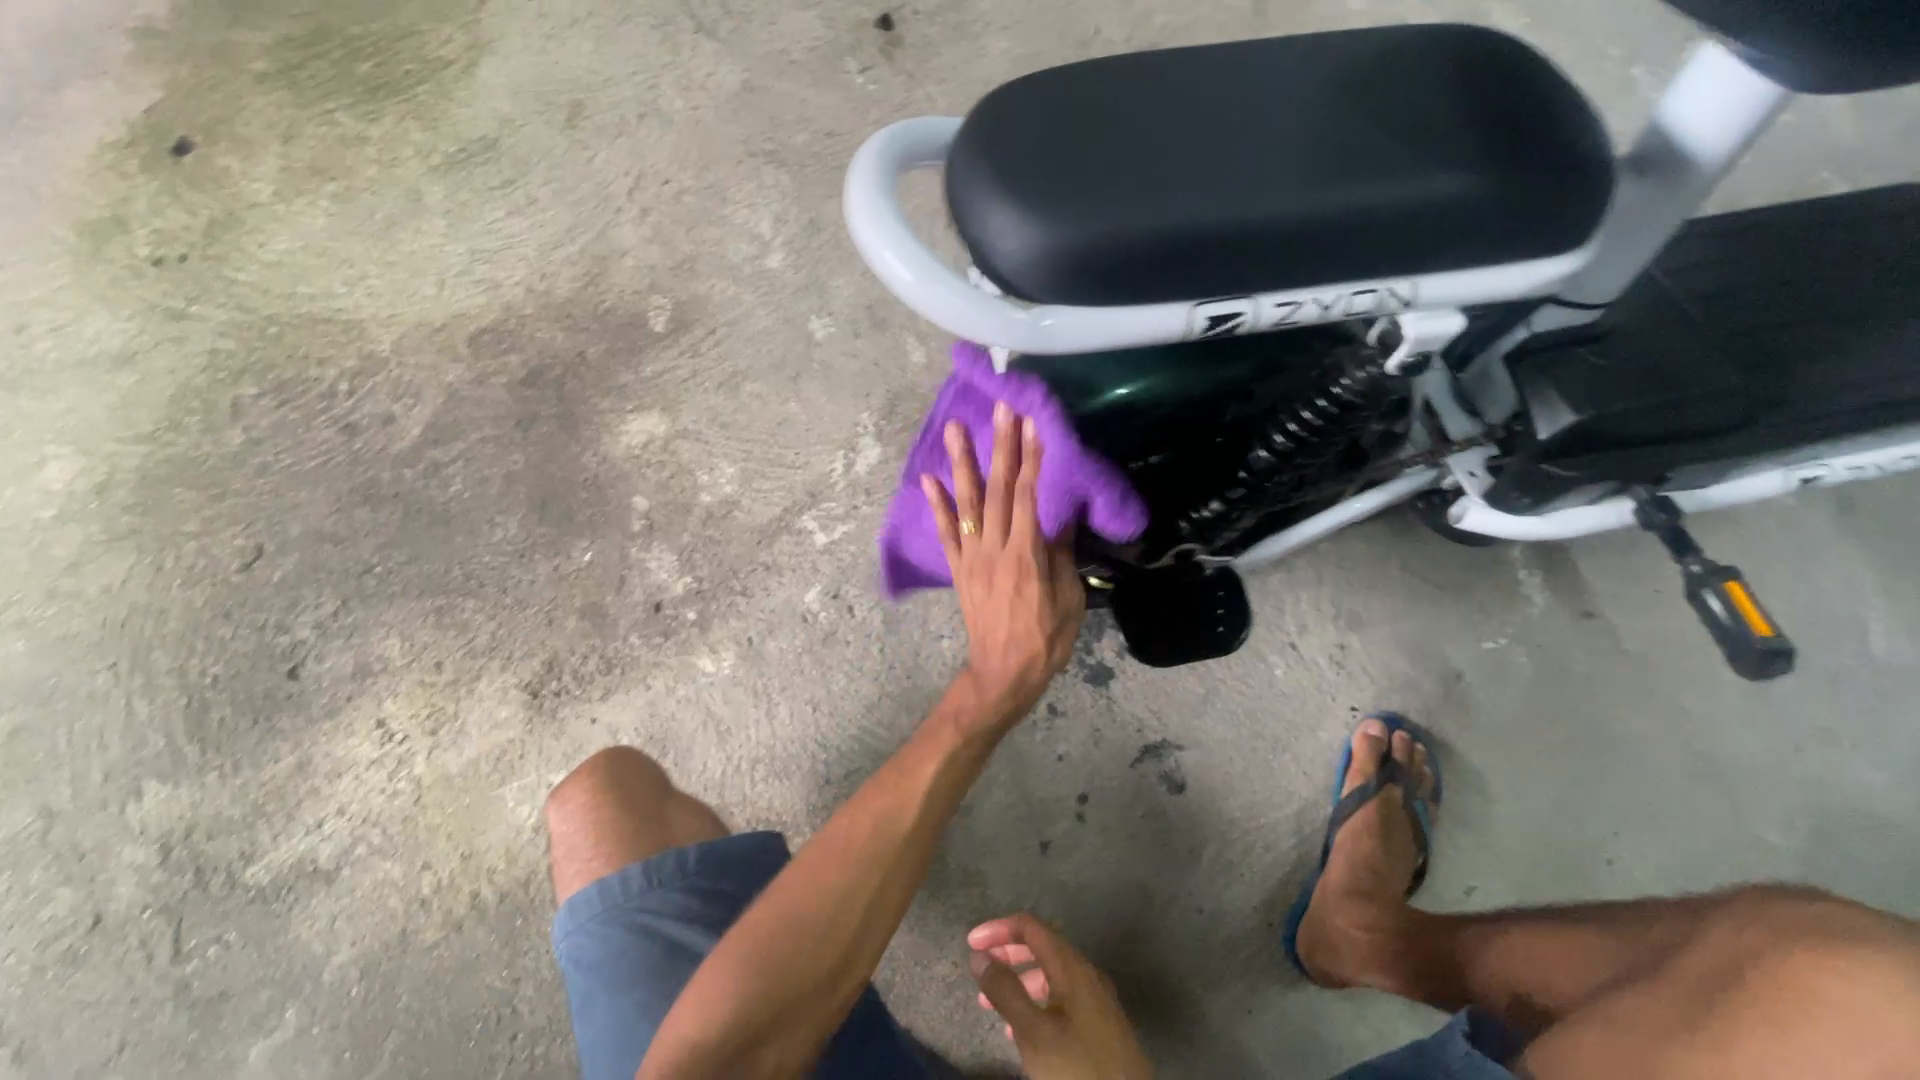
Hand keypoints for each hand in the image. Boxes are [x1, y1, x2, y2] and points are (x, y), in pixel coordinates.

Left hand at [921, 402, 1085, 720]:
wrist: (1003, 674)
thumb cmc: (1045, 640)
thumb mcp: (1069, 599)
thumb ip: (1062, 554)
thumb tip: (1063, 515)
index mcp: (1027, 554)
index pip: (1029, 496)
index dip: (1031, 458)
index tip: (1032, 424)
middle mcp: (995, 548)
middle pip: (999, 490)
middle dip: (1002, 446)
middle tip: (1001, 408)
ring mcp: (972, 558)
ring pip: (967, 503)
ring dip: (964, 464)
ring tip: (957, 429)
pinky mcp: (959, 570)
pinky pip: (946, 534)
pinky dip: (937, 505)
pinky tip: (928, 478)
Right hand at [968, 913, 1153, 1079]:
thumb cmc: (1077, 1066)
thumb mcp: (1033, 1031)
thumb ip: (1005, 990)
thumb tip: (980, 956)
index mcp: (1072, 967)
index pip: (1031, 926)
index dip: (998, 929)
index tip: (971, 945)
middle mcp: (1087, 974)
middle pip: (1042, 946)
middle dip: (1007, 953)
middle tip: (980, 970)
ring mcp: (1096, 998)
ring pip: (1051, 974)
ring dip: (1019, 981)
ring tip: (991, 1004)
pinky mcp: (1100, 1024)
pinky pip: (1062, 998)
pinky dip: (1036, 1001)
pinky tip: (1020, 1029)